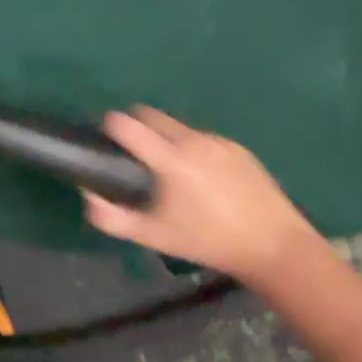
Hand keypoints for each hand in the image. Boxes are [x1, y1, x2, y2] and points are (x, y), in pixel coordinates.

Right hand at [83, 107, 322, 285]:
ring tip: (167, 170)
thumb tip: (88, 196)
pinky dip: (191, 148)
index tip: (105, 141)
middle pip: (150, 115)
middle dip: (134, 126)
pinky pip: (202, 138)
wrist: (273, 246)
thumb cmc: (207, 241)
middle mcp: (193, 141)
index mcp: (170, 160)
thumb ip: (112, 217)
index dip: (109, 126)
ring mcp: (218, 142)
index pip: (127, 123)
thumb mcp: (153, 237)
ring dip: (163, 137)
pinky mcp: (238, 148)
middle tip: (131, 154)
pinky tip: (200, 178)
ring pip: (177, 126)